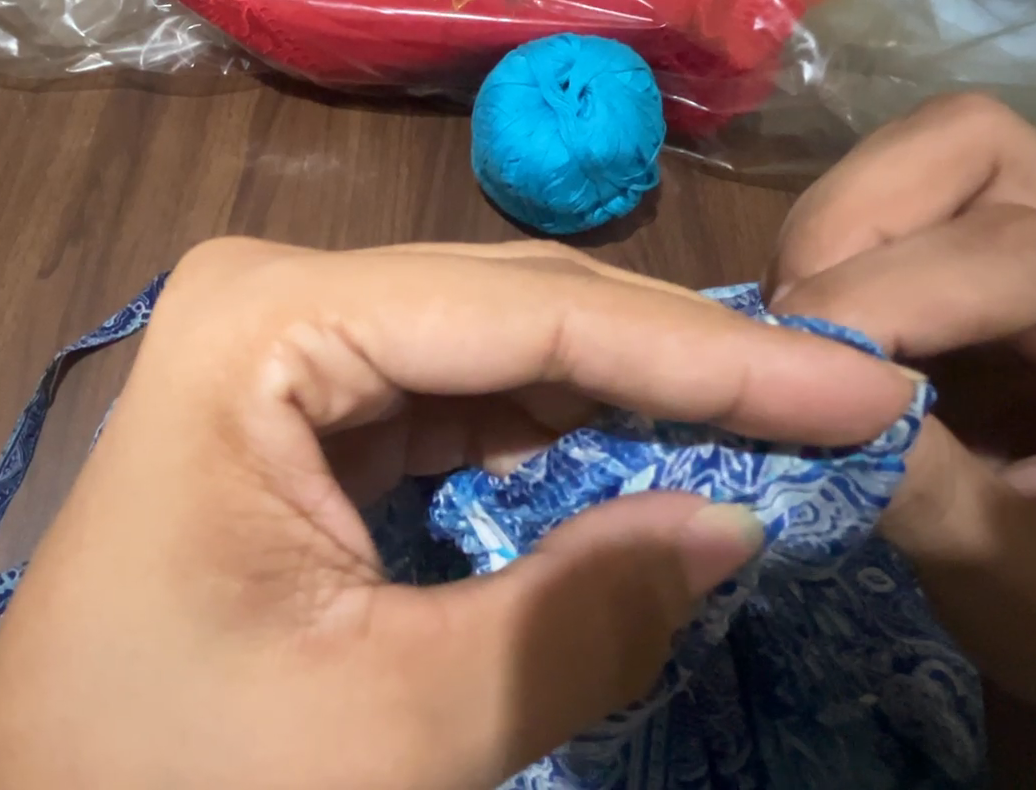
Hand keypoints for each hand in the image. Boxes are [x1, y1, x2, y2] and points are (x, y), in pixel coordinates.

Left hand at [0, 239, 916, 789]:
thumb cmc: (173, 770)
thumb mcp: (395, 721)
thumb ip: (584, 615)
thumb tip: (729, 526)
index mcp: (265, 320)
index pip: (517, 312)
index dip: (702, 352)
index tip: (862, 383)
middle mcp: (274, 292)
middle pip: (507, 306)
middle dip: (673, 358)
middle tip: (837, 395)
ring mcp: (284, 335)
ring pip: (491, 342)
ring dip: (623, 387)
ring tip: (768, 420)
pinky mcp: (300, 390)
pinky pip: (451, 389)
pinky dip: (553, 423)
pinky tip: (641, 445)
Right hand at [766, 93, 1035, 785]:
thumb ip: (927, 501)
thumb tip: (791, 405)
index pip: (1026, 258)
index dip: (880, 295)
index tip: (784, 369)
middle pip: (971, 148)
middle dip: (845, 225)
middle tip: (792, 329)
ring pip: (926, 161)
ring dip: (831, 233)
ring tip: (802, 333)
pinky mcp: (1013, 281)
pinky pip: (901, 214)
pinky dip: (831, 257)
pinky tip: (824, 336)